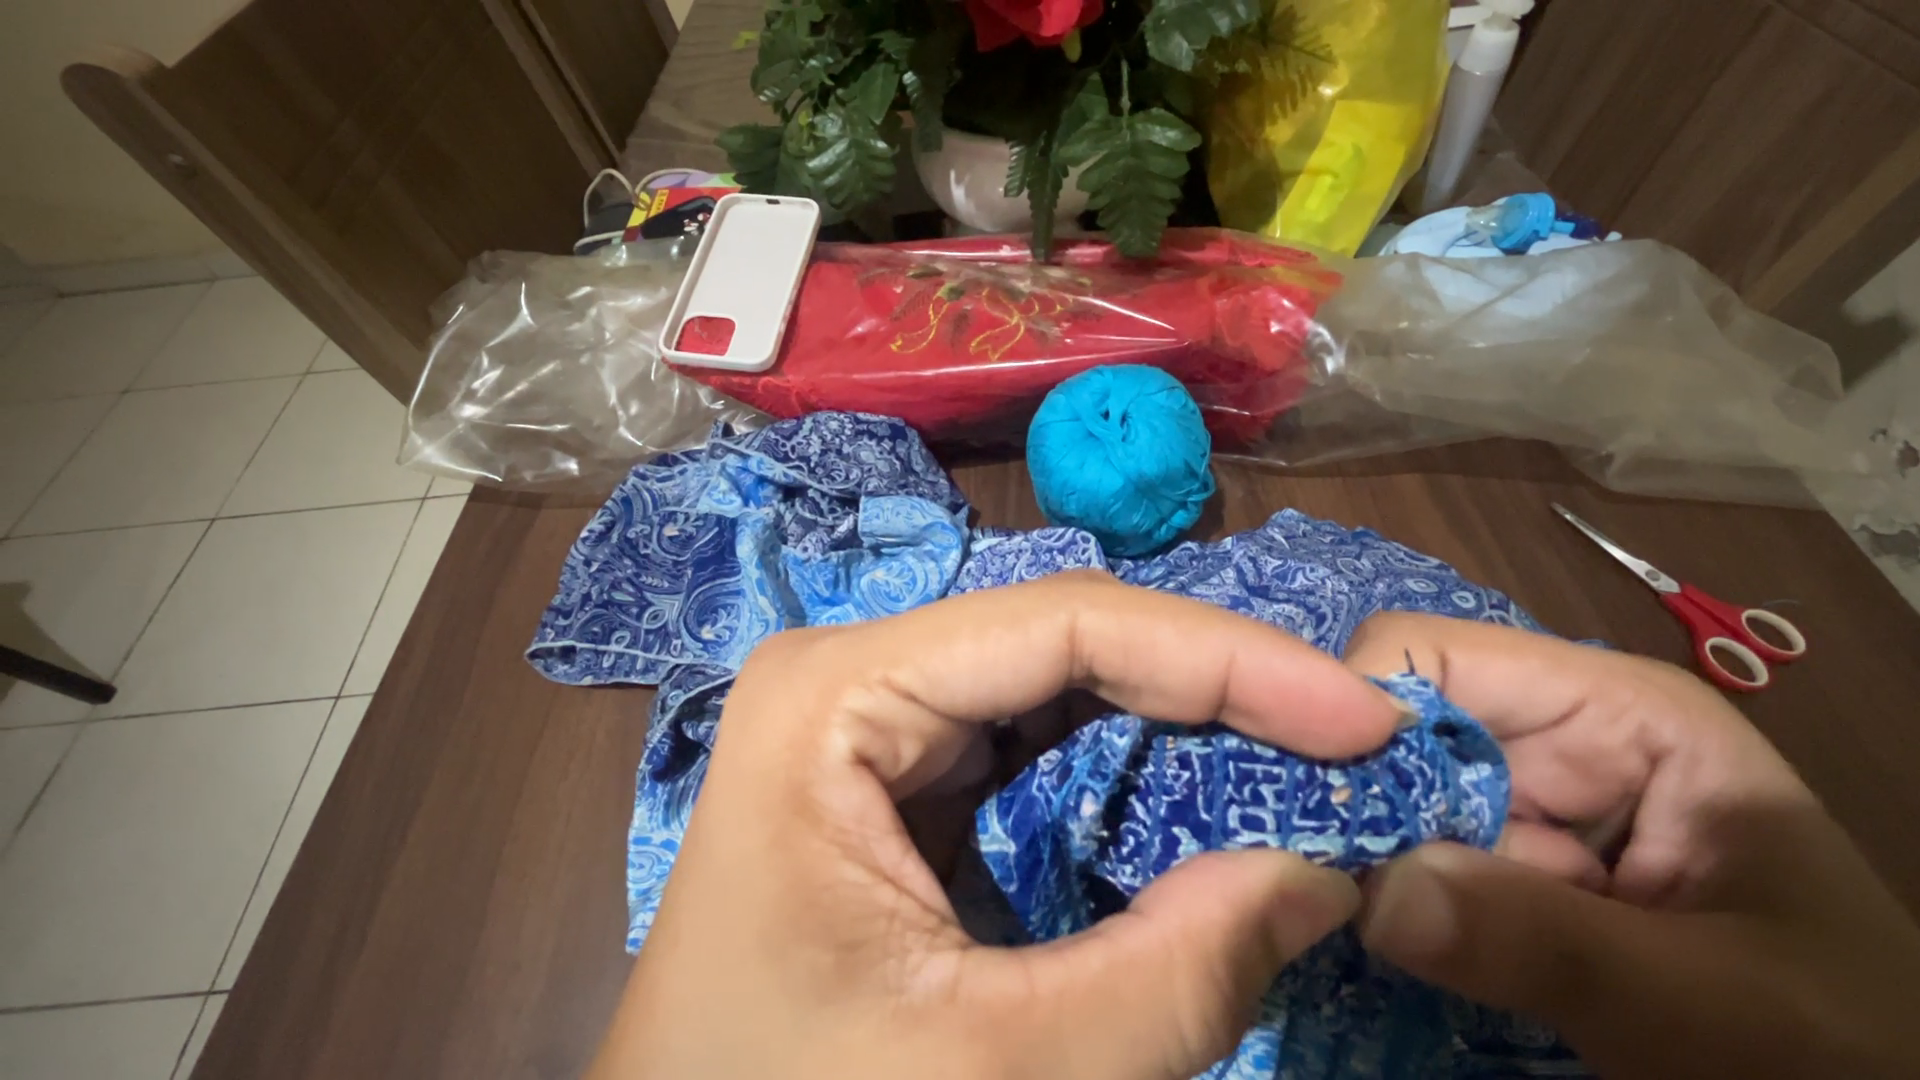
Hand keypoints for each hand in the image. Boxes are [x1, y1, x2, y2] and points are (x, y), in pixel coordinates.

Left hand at [587, 572, 1402, 1079]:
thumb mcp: (999, 1071)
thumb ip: (1178, 972)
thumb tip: (1323, 874)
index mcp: (837, 691)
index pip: (1059, 625)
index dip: (1222, 658)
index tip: (1360, 715)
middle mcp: (855, 671)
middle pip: (1063, 643)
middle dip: (1210, 690)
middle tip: (1347, 744)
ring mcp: (874, 715)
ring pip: (1059, 687)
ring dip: (1179, 727)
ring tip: (1298, 766)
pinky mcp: (897, 767)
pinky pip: (1032, 742)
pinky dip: (1127, 770)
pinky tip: (1200, 799)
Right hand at [1345, 614, 1919, 1078]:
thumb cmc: (1843, 1047)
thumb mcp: (1719, 1006)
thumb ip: (1554, 945)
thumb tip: (1373, 892)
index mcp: (1608, 711)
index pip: (1430, 657)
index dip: (1355, 710)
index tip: (1306, 803)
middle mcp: (1546, 736)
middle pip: (1391, 726)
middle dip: (1343, 797)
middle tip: (1292, 877)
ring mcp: (1516, 802)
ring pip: (1383, 795)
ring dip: (1349, 853)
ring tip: (1308, 909)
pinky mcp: (1494, 862)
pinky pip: (1400, 856)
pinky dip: (1368, 892)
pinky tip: (1351, 930)